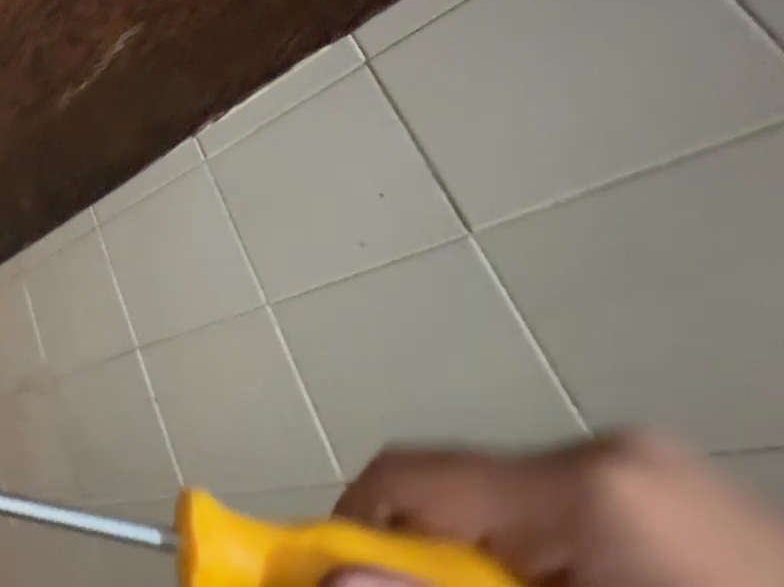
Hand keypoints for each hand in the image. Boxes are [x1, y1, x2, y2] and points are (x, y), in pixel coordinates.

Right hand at [329, 429, 783, 586]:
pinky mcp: (693, 499)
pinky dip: (555, 565)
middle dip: (443, 564)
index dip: (355, 530)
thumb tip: (337, 577)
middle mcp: (618, 456)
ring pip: (517, 511)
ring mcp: (664, 473)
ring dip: (500, 569)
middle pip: (463, 495)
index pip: (408, 477)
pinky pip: (578, 520)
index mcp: (588, 482)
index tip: (338, 582)